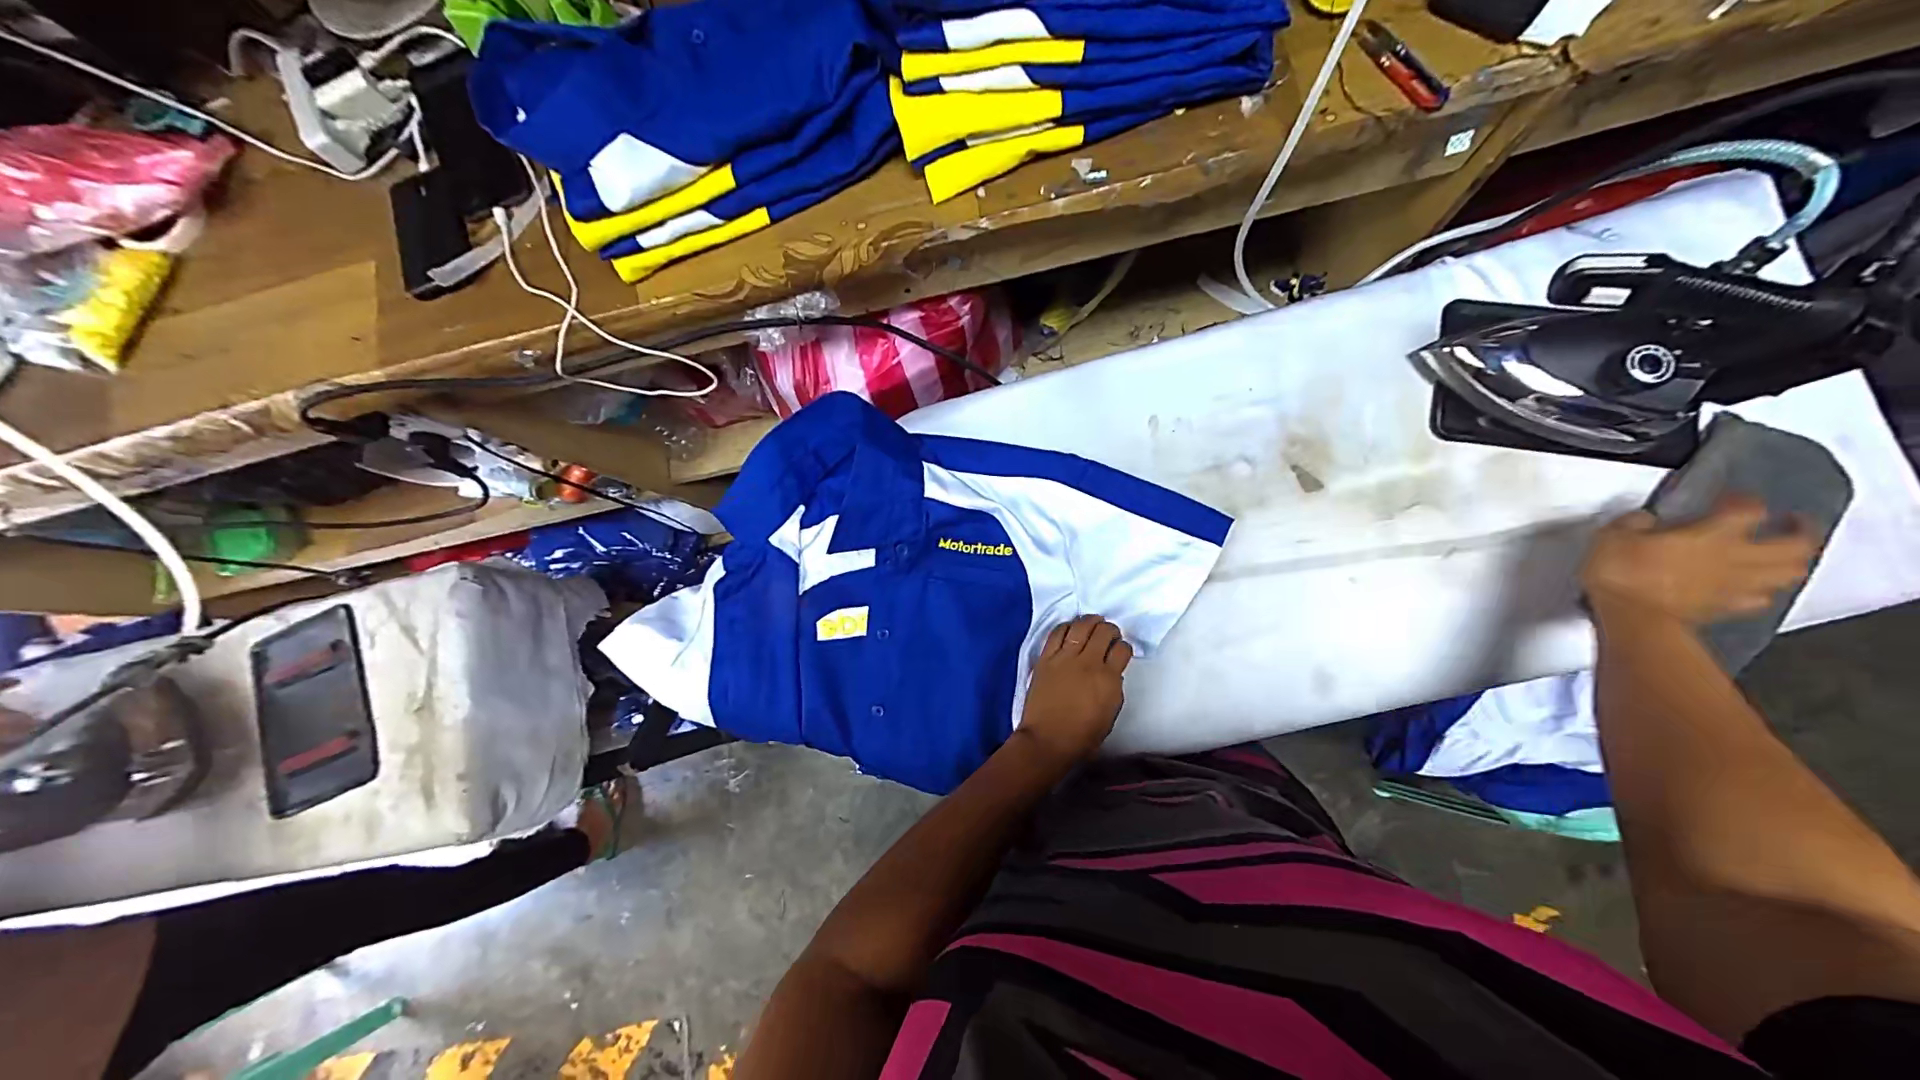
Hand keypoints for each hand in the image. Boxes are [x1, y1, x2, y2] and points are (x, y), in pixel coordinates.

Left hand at [1015, 614, 1132, 767]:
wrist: (1047, 740)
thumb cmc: (1082, 735)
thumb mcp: (1110, 714)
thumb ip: (1114, 689)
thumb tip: (1112, 673)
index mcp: (1108, 679)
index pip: (1122, 650)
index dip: (1124, 647)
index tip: (1121, 649)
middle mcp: (1088, 663)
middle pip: (1103, 632)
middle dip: (1111, 629)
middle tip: (1110, 633)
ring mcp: (1064, 658)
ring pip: (1081, 627)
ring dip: (1090, 621)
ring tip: (1094, 622)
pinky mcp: (1046, 659)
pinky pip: (1057, 634)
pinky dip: (1067, 626)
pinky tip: (1071, 627)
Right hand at [1581, 496, 1816, 627]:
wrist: (1631, 619)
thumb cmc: (1622, 575)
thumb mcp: (1611, 537)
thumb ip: (1634, 523)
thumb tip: (1643, 521)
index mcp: (1712, 534)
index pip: (1748, 508)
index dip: (1742, 499)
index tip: (1729, 498)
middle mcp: (1736, 558)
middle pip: (1795, 543)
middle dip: (1800, 530)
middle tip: (1792, 521)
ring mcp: (1735, 585)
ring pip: (1790, 572)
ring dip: (1793, 561)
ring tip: (1783, 555)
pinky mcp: (1726, 609)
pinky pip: (1760, 599)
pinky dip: (1763, 591)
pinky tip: (1753, 588)